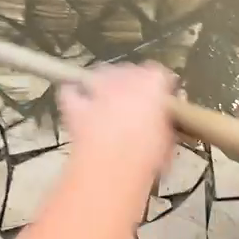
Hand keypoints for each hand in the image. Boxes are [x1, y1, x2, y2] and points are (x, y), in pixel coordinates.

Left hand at [58, 64, 178, 178]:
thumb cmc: (146, 157)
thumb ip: (164, 122)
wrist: (111, 167)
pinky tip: (79, 104)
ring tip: (108, 103)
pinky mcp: (75, 103)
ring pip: (101, 74)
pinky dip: (74, 94)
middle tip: (134, 106)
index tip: (159, 100)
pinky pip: (72, 91)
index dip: (158, 87)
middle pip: (129, 71)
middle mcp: (125, 77)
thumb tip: (161, 121)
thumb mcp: (166, 140)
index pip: (158, 75)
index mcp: (153, 83)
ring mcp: (98, 88)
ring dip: (104, 84)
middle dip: (131, 84)